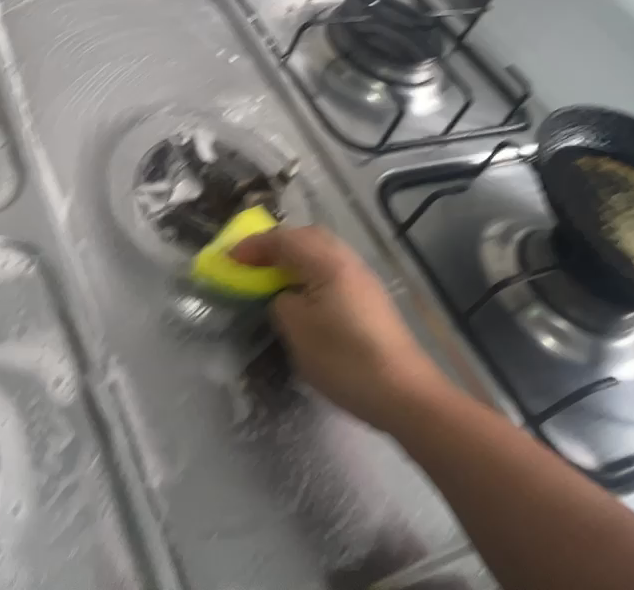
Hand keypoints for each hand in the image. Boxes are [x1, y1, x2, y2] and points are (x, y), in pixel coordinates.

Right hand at [230, 224, 450, 430]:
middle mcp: (348, 262)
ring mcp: (364, 281)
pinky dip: (310, 275)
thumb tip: (283, 296)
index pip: (283, 239)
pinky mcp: (371, 302)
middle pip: (307, 237)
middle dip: (276, 245)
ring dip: (294, 260)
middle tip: (252, 262)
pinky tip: (303, 299)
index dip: (252, 246)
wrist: (405, 395)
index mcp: (327, 263)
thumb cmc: (345, 360)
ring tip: (273, 279)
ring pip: (323, 254)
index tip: (228, 259)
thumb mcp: (297, 330)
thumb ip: (280, 303)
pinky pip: (333, 272)